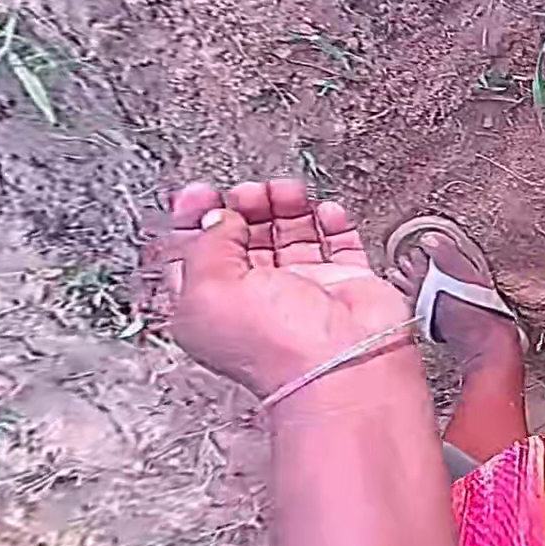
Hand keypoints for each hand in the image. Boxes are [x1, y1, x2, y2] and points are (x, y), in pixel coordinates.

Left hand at [166, 179, 416, 408]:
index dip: (197, 221)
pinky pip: (340, 243)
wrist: (341, 354)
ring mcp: (306, 286)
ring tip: (286, 190)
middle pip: (249, 241)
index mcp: (213, 305)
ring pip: (294, 237)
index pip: (198, 254)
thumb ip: (210, 245)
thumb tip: (220, 217)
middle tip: (250, 190)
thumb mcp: (210, 289)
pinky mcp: (347, 280)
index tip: (201, 194)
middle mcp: (259, 296)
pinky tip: (324, 210)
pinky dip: (333, 223)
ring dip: (288, 209)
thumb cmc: (276, 342)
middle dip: (247, 209)